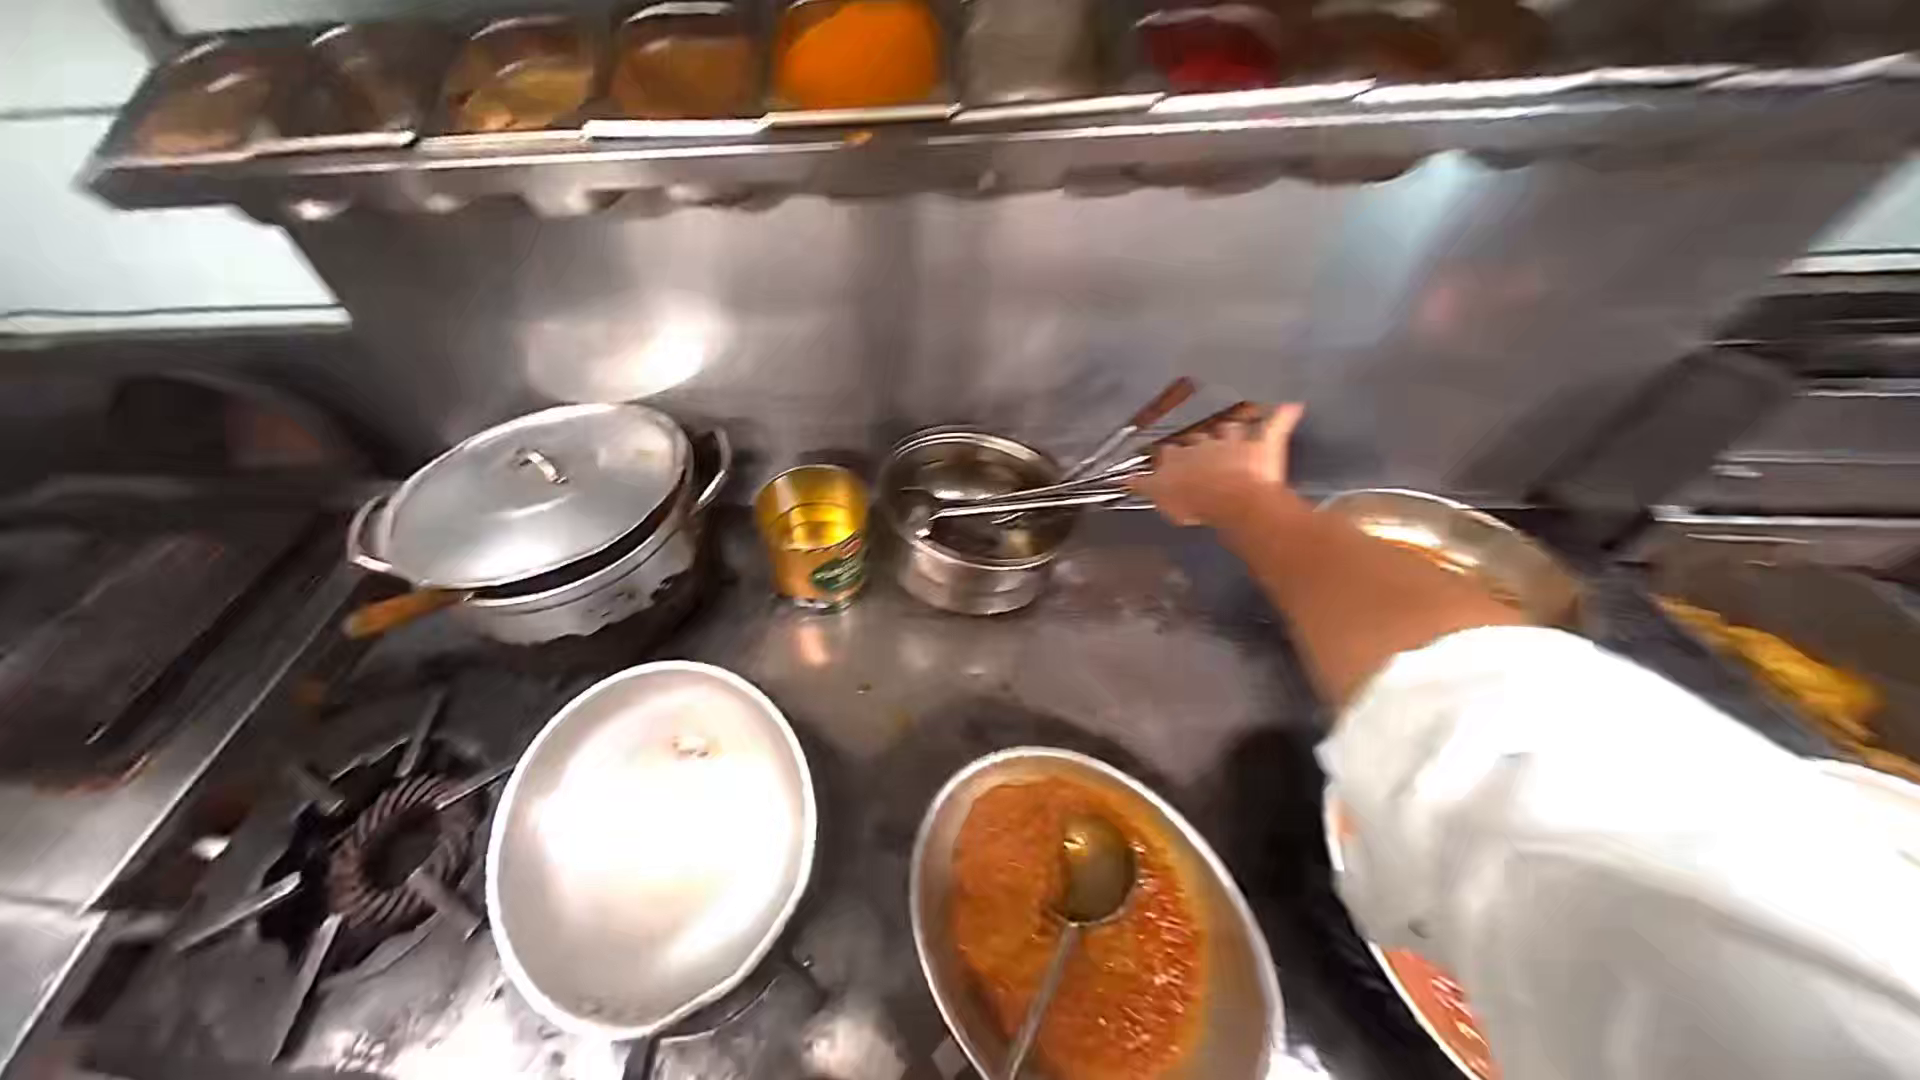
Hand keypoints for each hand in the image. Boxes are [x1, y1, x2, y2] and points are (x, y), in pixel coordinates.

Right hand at [1130, 403, 1303, 527]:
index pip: (1167, 452)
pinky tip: (1294, 403)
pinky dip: (1285, 414)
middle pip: (1198, 436)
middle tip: (1197, 436)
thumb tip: (1123, 479)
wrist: (1230, 500)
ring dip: (1233, 422)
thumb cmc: (1193, 501)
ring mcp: (1234, 442)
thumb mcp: (1159, 497)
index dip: (1166, 454)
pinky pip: (1276, 425)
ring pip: (1231, 427)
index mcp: (1177, 458)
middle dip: (1197, 436)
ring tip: (1235, 414)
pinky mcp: (1262, 446)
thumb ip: (1142, 486)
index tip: (1164, 455)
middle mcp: (1203, 444)